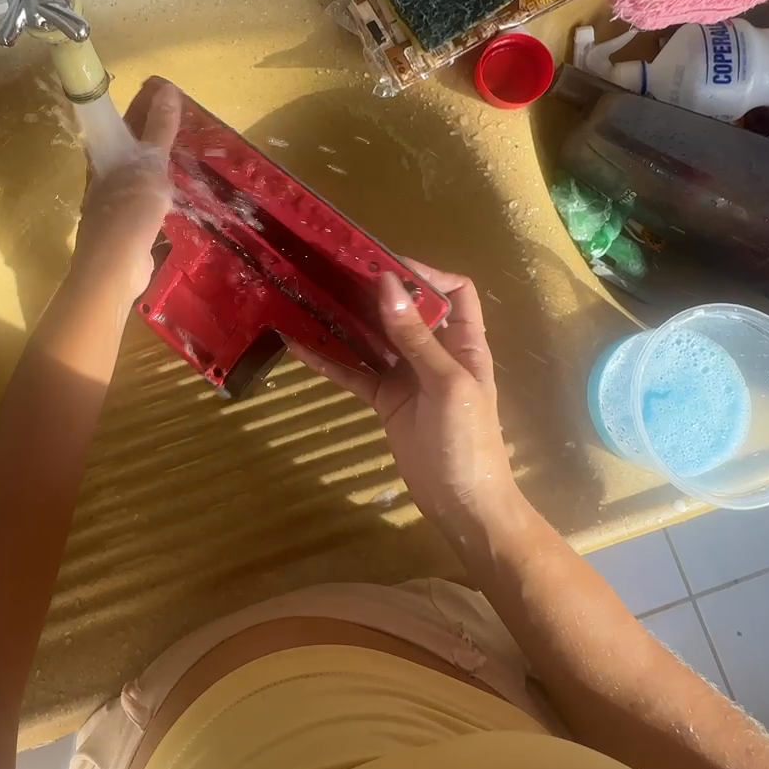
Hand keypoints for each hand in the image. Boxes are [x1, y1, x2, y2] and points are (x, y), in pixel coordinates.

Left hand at [71, 78, 180, 304]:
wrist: (115, 268)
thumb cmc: (130, 211)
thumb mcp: (150, 165)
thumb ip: (159, 131)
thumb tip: (168, 89)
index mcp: (102, 160)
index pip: (114, 123)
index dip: (136, 108)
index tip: (158, 93)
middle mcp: (101, 180)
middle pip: (123, 150)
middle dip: (144, 136)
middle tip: (173, 121)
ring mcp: (111, 208)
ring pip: (131, 178)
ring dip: (149, 167)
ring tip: (175, 157)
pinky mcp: (123, 232)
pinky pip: (141, 204)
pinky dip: (155, 195)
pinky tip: (169, 198)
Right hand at [286, 259, 516, 525]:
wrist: (461, 503)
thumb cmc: (468, 440)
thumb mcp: (446, 383)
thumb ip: (416, 337)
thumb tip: (387, 285)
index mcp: (463, 342)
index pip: (453, 291)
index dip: (425, 274)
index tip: (383, 266)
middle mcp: (435, 351)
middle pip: (406, 309)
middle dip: (373, 290)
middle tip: (334, 272)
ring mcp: (407, 375)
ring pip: (374, 338)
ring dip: (346, 321)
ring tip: (312, 298)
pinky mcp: (384, 399)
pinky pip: (354, 372)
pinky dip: (329, 361)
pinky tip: (300, 347)